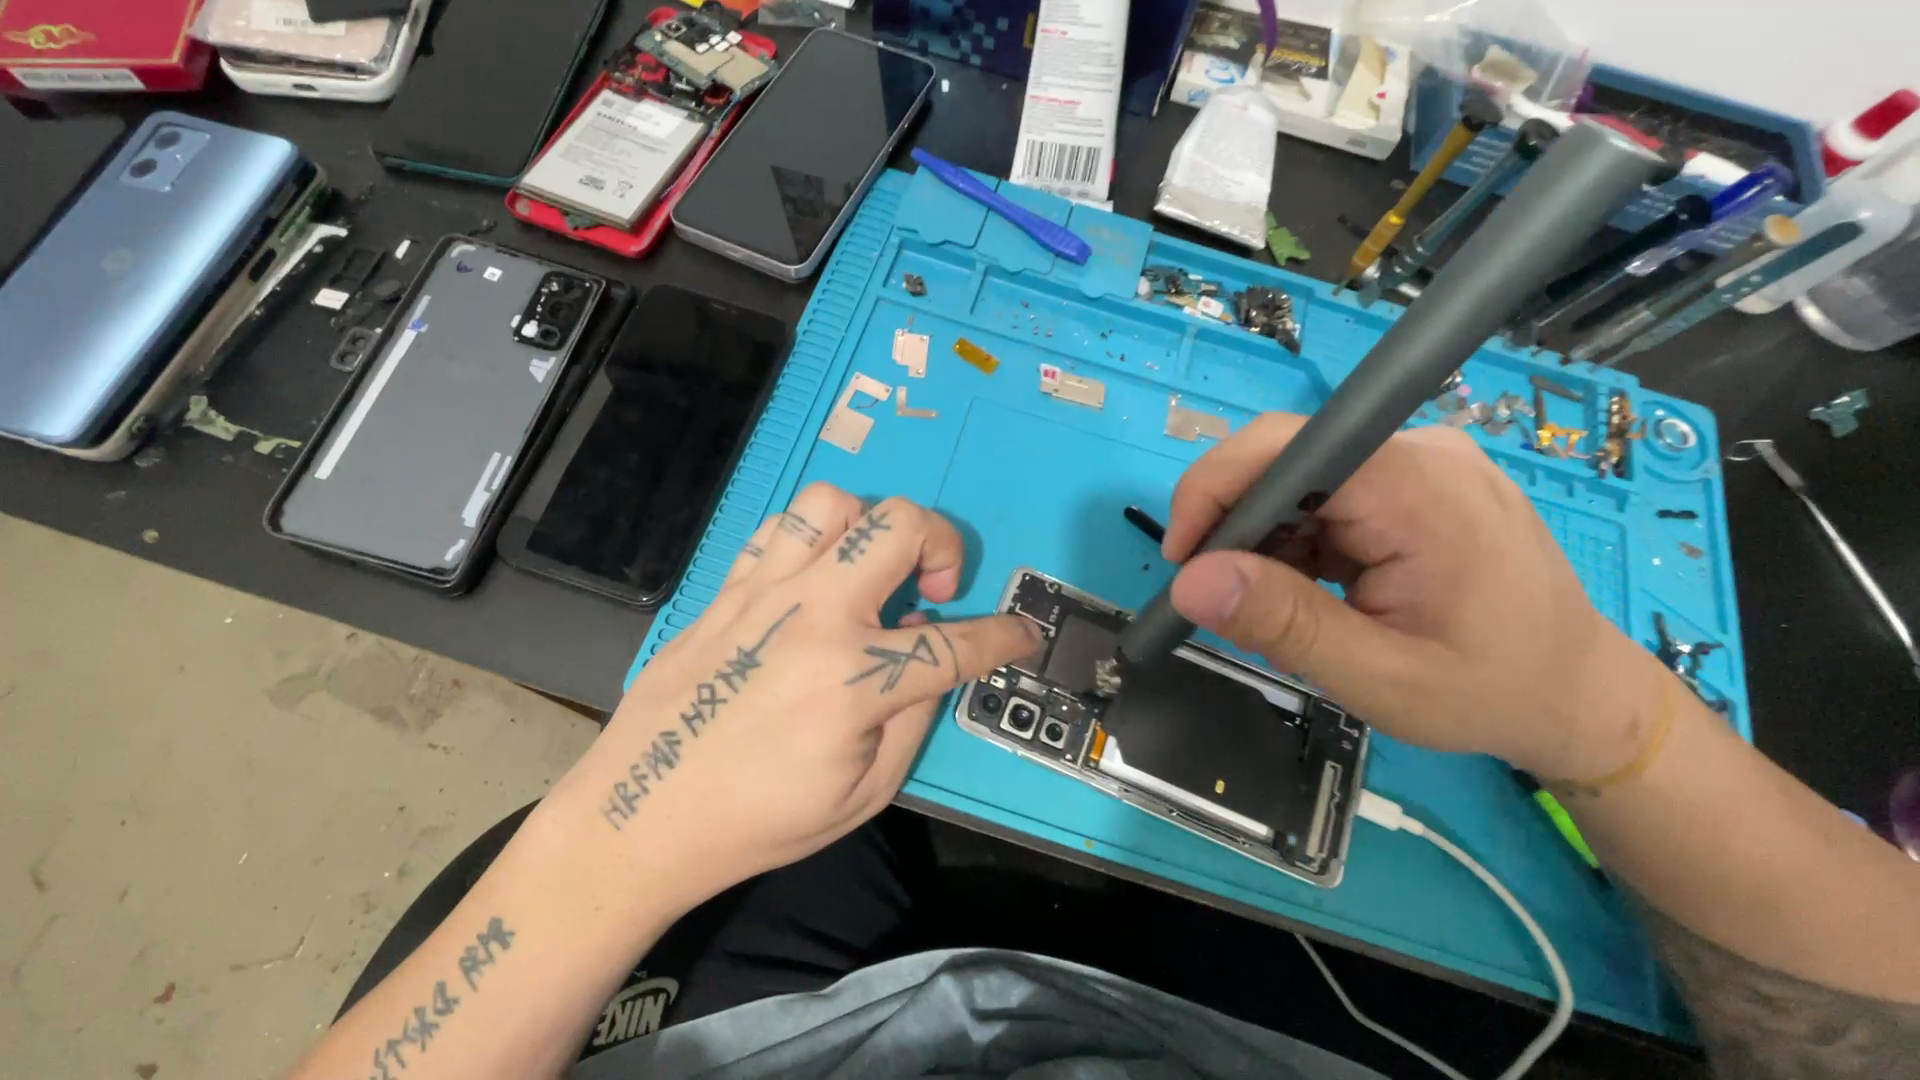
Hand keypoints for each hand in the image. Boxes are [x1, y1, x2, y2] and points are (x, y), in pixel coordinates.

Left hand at [569, 483, 1038, 911]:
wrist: (641, 816)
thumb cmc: (759, 821)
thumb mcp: (865, 795)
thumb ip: (914, 719)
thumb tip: (934, 664)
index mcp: (853, 682)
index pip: (954, 643)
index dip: (1003, 636)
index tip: (1024, 633)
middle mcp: (814, 617)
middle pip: (900, 526)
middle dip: (944, 543)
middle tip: (935, 588)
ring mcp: (763, 594)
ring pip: (832, 503)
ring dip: (870, 528)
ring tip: (869, 573)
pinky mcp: (725, 590)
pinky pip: (776, 528)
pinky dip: (811, 541)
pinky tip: (813, 582)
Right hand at [1163, 414, 1666, 779]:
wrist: (1582, 696)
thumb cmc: (1491, 692)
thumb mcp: (1378, 677)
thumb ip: (1283, 624)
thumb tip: (1189, 583)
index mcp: (1418, 489)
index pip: (1285, 448)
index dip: (1216, 490)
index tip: (1184, 561)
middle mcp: (1420, 453)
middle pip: (1287, 459)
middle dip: (1237, 526)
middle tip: (1223, 599)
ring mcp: (1423, 463)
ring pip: (1302, 480)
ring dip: (1268, 540)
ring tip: (1278, 610)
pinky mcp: (1420, 483)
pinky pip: (1330, 495)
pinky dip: (1301, 542)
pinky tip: (1313, 591)